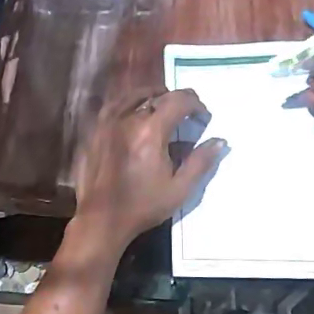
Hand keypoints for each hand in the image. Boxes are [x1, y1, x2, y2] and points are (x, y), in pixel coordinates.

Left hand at [71, 87, 227, 248]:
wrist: (101, 219)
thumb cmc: (143, 206)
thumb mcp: (179, 188)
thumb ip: (201, 161)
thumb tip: (220, 141)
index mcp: (150, 131)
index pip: (178, 101)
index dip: (196, 104)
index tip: (203, 117)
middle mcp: (127, 119)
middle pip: (156, 95)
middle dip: (176, 99)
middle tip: (186, 112)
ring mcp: (106, 124)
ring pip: (131, 96)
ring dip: (151, 96)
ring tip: (162, 108)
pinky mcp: (94, 132)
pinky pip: (113, 107)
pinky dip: (128, 104)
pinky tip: (134, 114)